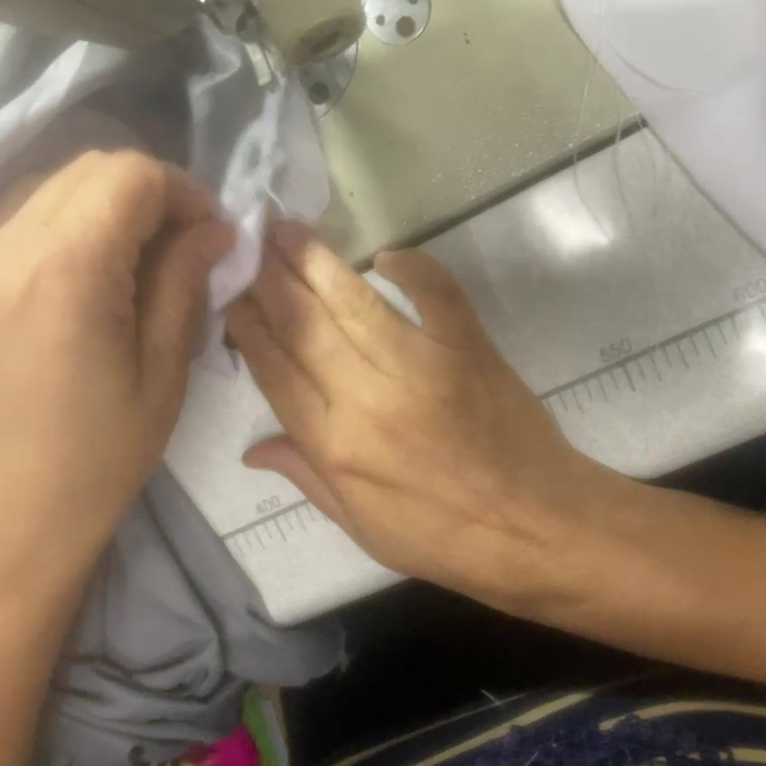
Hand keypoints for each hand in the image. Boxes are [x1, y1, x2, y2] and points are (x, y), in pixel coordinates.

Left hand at [0, 151, 232, 579]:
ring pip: (54, 188)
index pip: (130, 176)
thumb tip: (213, 231)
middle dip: (151, 193)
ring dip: (111, 206)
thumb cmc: (97, 460)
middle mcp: (9, 242)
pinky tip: (102, 278)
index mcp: (66, 266)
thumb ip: (184, 285)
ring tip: (149, 263)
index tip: (217, 235)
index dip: (186, 191)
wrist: (2, 521)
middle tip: (191, 247)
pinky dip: (74, 226)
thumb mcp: (162, 374)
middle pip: (89, 169)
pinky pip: (26, 220)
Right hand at [226, 223, 611, 610]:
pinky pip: (434, 291)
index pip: (274, 371)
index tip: (230, 296)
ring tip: (287, 229)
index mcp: (335, 445)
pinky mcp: (468, 347)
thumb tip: (253, 448)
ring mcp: (421, 366)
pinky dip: (411, 266)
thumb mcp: (364, 530)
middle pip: (302, 324)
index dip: (247, 328)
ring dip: (316, 260)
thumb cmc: (445, 537)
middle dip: (268, 278)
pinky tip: (385, 256)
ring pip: (354, 301)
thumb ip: (308, 479)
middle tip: (247, 241)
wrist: (535, 527)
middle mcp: (367, 398)